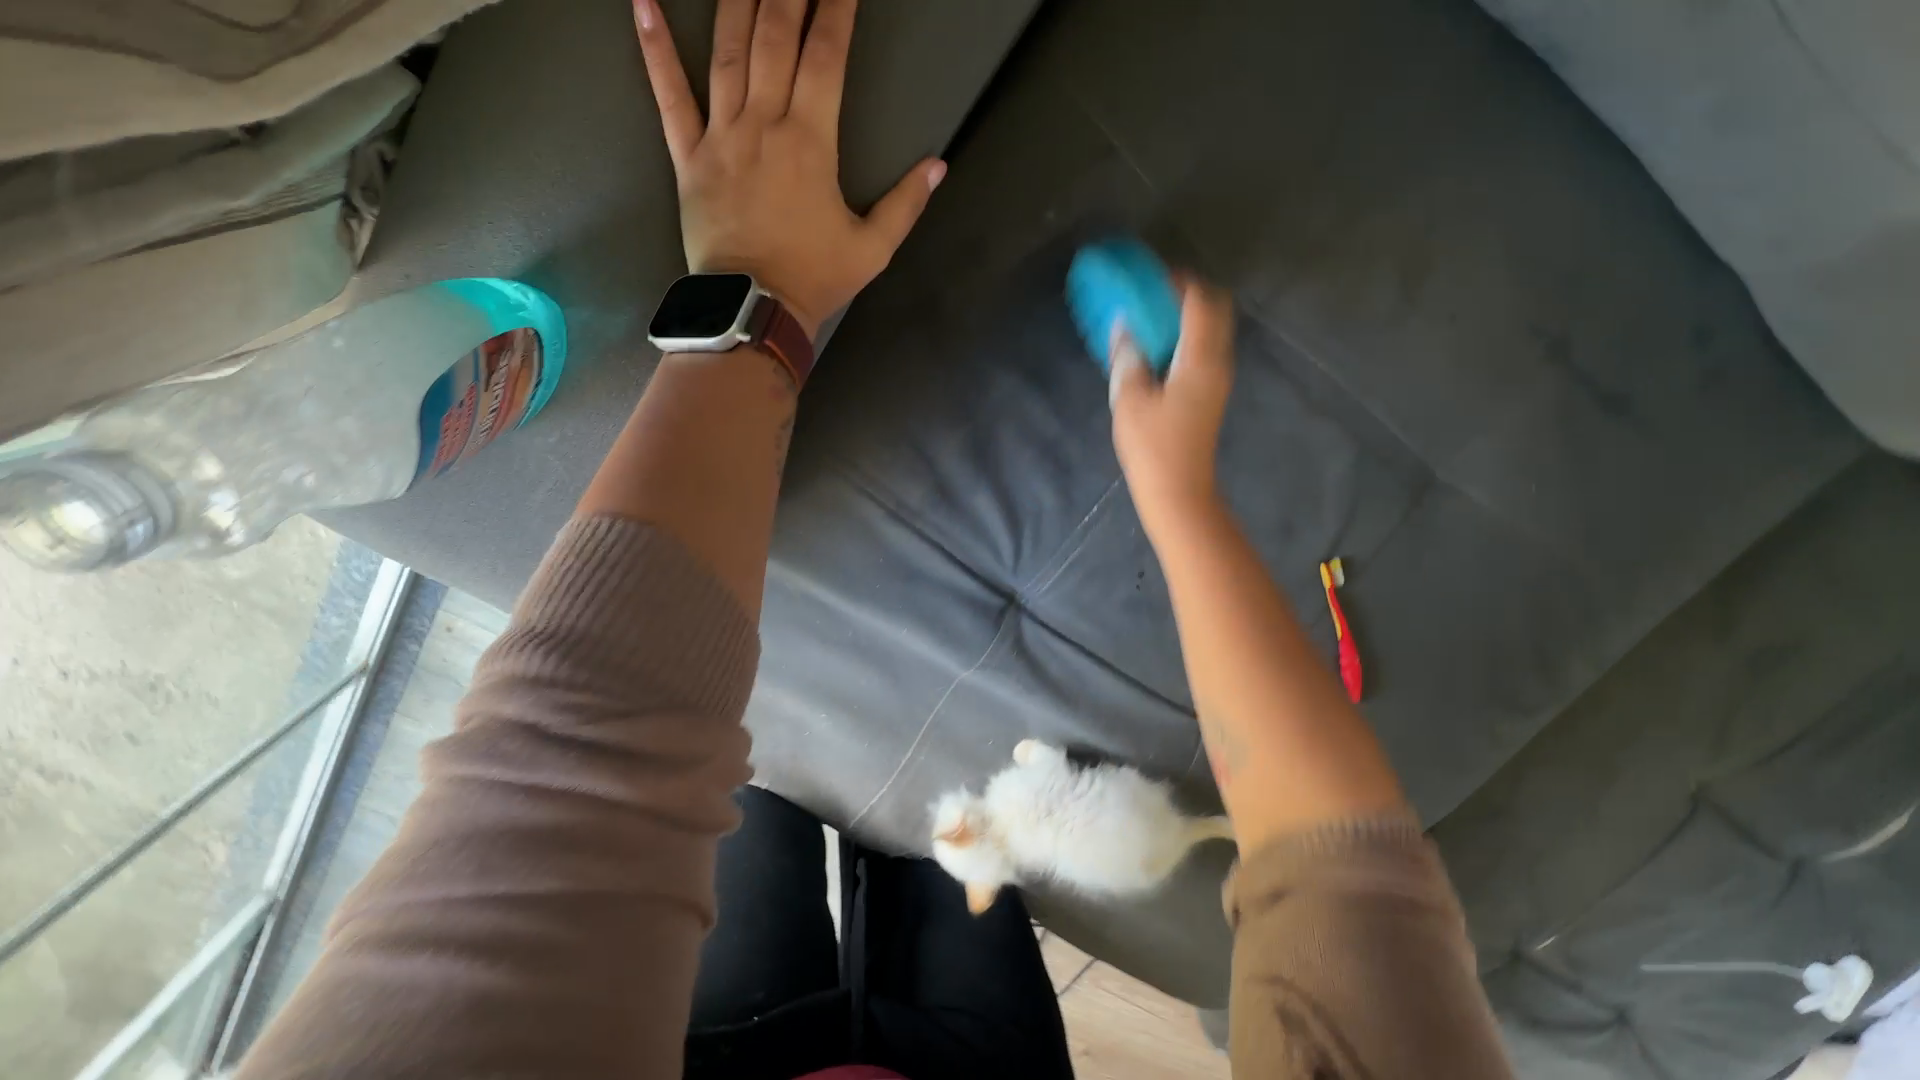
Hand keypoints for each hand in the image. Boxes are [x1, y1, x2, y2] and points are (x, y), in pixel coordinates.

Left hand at [633, 0, 945, 339]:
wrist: (752, 310)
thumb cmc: (814, 279)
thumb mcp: (873, 249)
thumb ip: (906, 204)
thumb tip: (938, 165)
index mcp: (811, 141)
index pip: (825, 56)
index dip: (835, 10)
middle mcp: (763, 125)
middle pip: (775, 38)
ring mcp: (721, 137)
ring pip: (727, 53)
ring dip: (737, 1)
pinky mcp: (688, 157)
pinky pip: (669, 96)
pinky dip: (654, 49)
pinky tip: (643, 2)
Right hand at [1109, 278, 1235, 532]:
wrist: (1178, 492)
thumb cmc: (1153, 447)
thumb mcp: (1130, 399)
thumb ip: (1127, 357)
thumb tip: (1122, 326)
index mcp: (1201, 359)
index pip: (1201, 301)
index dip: (1180, 280)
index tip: (1151, 275)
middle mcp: (1218, 362)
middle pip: (1215, 309)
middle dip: (1188, 293)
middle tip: (1154, 292)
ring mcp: (1217, 379)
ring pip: (1211, 329)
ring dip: (1186, 315)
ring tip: (1150, 315)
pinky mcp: (1210, 393)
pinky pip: (1203, 348)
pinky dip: (1184, 336)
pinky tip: (1155, 345)